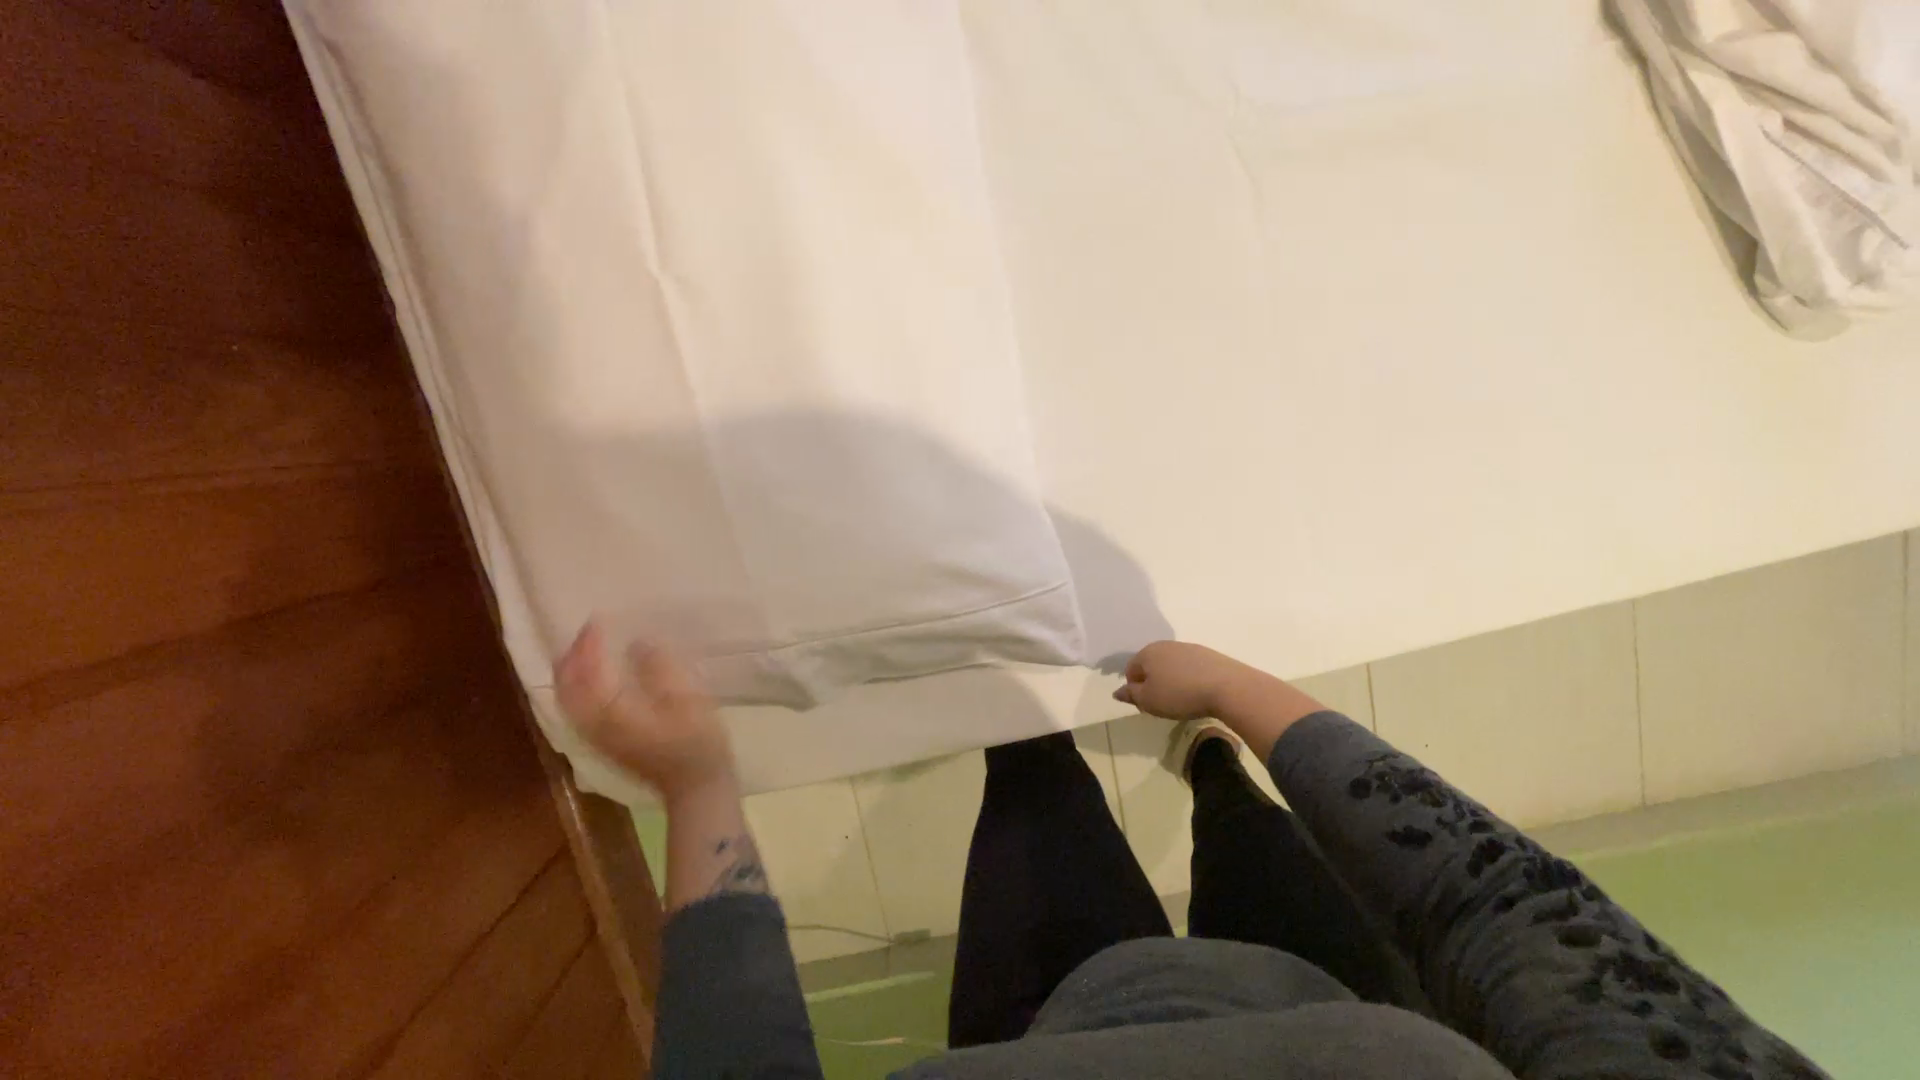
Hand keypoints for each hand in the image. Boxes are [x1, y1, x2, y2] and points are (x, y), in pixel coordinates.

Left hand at [554, 620, 734, 804]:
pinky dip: (577, 689)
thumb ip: (659, 669)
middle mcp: (595, 726)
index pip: (588, 672)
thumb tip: (638, 642)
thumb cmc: (697, 742)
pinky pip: (577, 711)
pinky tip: (592, 680)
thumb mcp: (686, 700)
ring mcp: (597, 738)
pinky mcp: (605, 744)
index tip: (597, 619)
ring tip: (584, 650)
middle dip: (572, 656)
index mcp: (612, 713)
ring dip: (570, 673)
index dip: (589, 644)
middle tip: (586, 631)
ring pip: (568, 701)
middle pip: (567, 688)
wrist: (696, 788)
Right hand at [1112, 640, 1253, 720]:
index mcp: (1147, 653)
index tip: (1147, 705)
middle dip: (1152, 683)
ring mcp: (1188, 647)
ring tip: (1182, 699)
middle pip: (1151, 665)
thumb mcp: (1149, 701)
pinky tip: (1198, 692)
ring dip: (1171, 680)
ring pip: (1171, 665)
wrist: (1227, 687)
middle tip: (1163, 703)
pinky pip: (1190, 667)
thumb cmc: (1180, 695)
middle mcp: (1165, 645)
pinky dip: (1189, 678)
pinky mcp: (1208, 654)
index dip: (1134, 689)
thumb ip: (1131, 695)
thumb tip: (1117, 691)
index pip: (1130, 670)